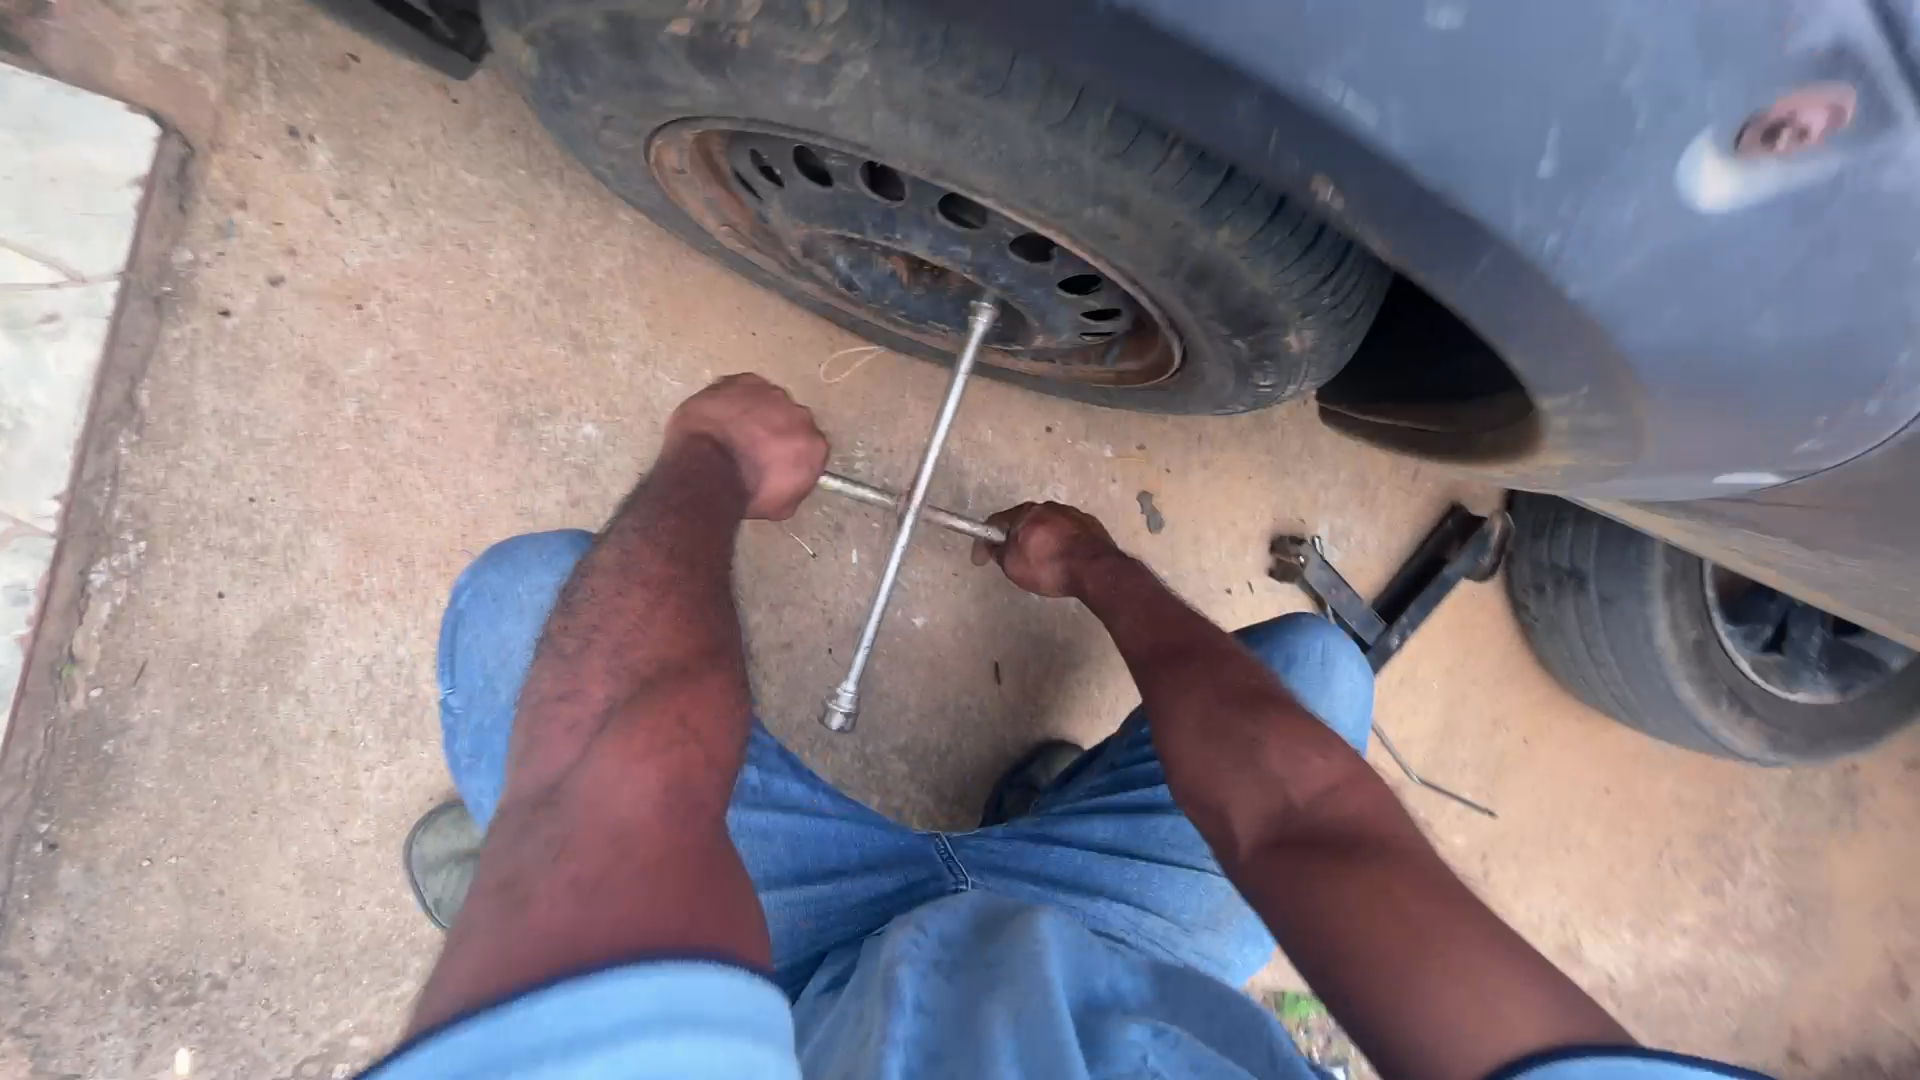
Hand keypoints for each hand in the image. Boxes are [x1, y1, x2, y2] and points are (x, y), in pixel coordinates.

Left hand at [665, 374, 828, 519]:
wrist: (709, 470)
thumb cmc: (746, 492)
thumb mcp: (781, 507)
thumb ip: (794, 488)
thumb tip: (788, 484)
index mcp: (814, 446)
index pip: (808, 447)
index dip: (790, 454)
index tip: (775, 463)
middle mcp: (800, 416)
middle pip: (790, 421)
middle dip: (775, 432)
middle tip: (752, 449)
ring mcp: (772, 395)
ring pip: (767, 402)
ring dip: (755, 413)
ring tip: (732, 431)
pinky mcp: (744, 381)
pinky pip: (743, 388)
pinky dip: (734, 399)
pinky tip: (721, 415)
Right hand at [971, 501, 1126, 597]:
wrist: (1094, 569)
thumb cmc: (1048, 566)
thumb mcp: (1012, 566)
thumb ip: (998, 552)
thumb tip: (994, 545)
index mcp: (1026, 513)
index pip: (996, 521)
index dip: (984, 541)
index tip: (980, 559)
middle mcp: (1048, 507)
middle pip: (1024, 521)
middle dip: (1015, 538)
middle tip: (1013, 559)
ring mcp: (1072, 514)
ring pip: (1048, 526)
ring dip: (1041, 540)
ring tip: (1042, 563)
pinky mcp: (1091, 525)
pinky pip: (1068, 534)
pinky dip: (1061, 544)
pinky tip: (1064, 560)